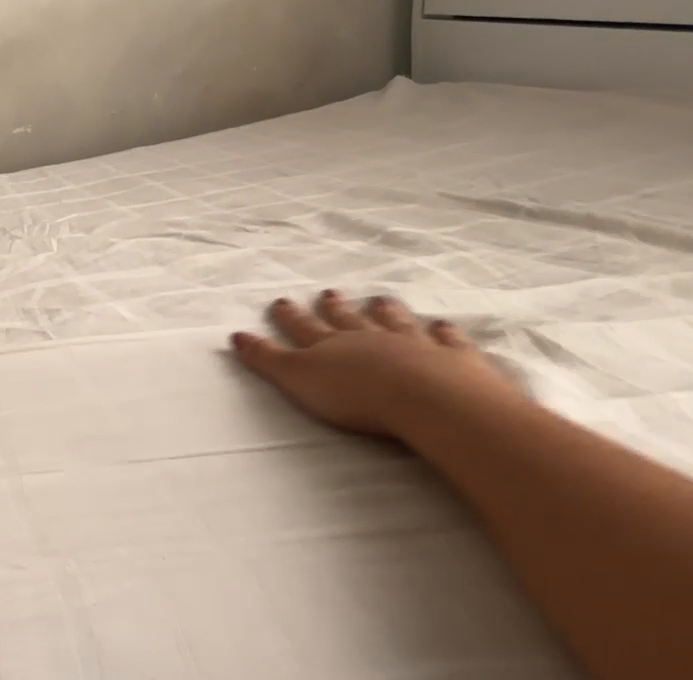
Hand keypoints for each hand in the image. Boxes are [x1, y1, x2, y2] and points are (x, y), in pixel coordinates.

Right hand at [230, 290, 520, 438]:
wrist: (429, 400)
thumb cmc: (355, 394)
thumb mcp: (298, 379)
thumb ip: (268, 359)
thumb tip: (236, 335)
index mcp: (330, 345)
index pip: (304, 327)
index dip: (290, 316)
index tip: (281, 301)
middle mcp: (370, 338)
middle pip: (350, 319)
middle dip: (337, 308)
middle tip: (331, 293)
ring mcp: (415, 346)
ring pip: (397, 323)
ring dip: (387, 312)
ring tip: (382, 300)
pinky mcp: (456, 361)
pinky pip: (449, 341)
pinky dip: (446, 333)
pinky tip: (445, 325)